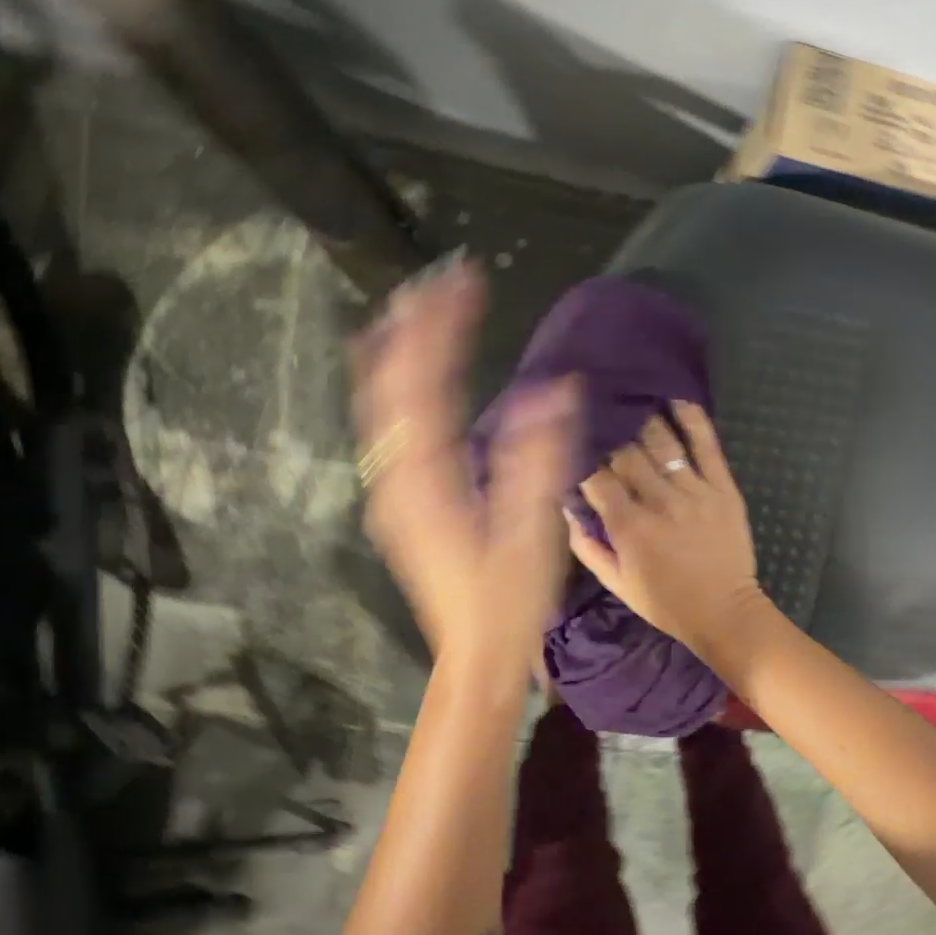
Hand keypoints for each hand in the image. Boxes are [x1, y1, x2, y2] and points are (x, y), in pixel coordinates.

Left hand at [349, 256, 576, 669]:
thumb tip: (555, 390)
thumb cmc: (506, 599)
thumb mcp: (531, 532)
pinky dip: (393, 389)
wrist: (475, 654)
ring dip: (394, 354)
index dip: (440, 328)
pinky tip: (401, 377)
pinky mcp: (403, 503)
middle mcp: (397, 478)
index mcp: (428, 480)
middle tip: (435, 282)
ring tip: (409, 309)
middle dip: (411, 328)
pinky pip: (388, 429)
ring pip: (381, 407)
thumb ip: (538, 459)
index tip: (462, 280)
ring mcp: (394, 491)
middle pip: (390, 386)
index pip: (425, 385)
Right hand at [567, 403, 770, 653]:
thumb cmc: (667, 604)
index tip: (581, 454)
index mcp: (629, 527)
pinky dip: (691, 420)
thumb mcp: (617, 584)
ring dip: (644, 422)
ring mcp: (694, 491)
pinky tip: (676, 400)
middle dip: (612, 440)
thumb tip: (568, 509)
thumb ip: (588, 546)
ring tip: (633, 408)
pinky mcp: (723, 488)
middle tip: (606, 429)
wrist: (725, 612)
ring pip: (662, 444)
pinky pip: (707, 446)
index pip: (597, 479)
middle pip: (627, 455)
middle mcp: (658, 502)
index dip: (585, 463)